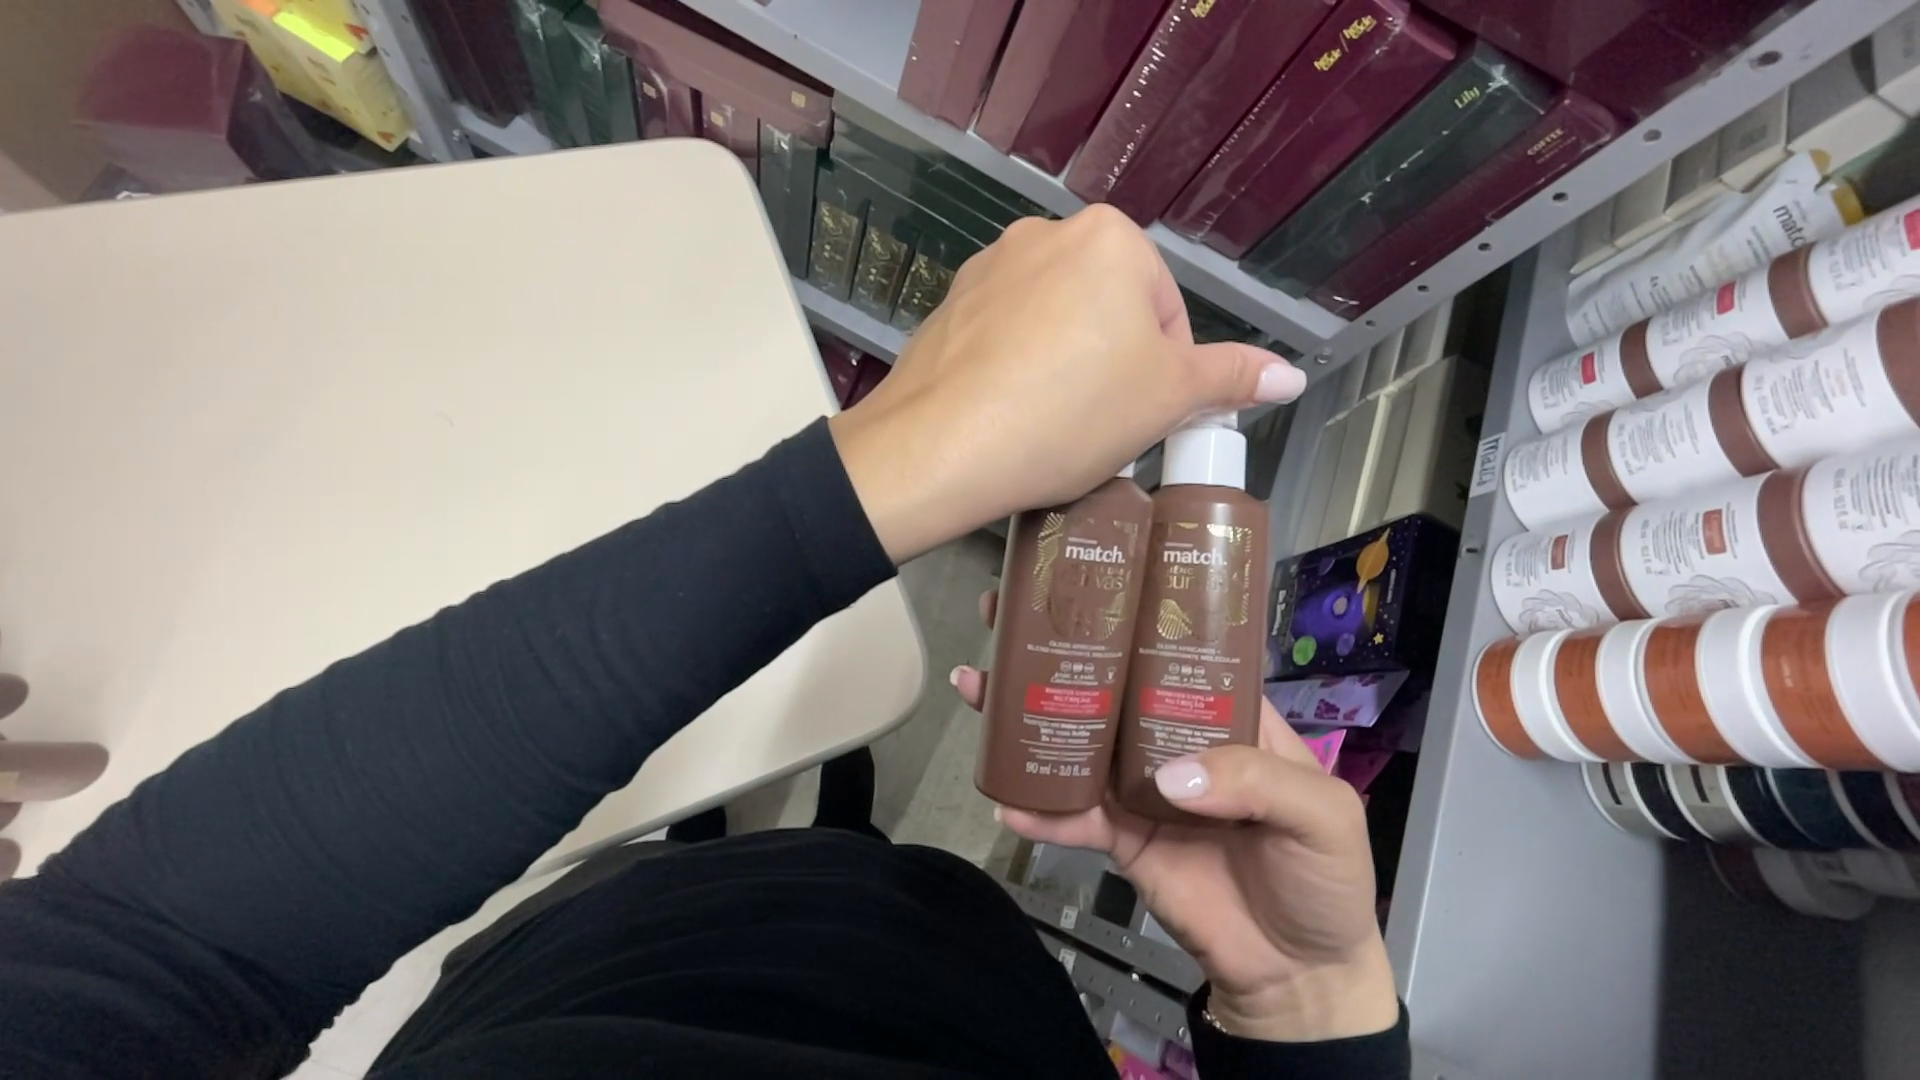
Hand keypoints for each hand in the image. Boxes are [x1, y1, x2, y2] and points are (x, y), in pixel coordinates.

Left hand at [827, 206, 1306, 562]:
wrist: (940, 446)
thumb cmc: (1070, 414)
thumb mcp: (1166, 400)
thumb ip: (1231, 379)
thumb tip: (1292, 376)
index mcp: (1110, 238)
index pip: (1167, 315)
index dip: (1163, 378)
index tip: (1137, 421)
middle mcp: (1044, 234)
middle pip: (1109, 315)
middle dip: (1112, 371)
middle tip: (1095, 428)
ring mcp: (986, 268)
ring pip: (1055, 327)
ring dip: (1065, 371)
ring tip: (1049, 426)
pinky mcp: (947, 308)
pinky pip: (1004, 340)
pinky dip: (1016, 372)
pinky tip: (1008, 416)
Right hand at [956, 590, 1398, 1042]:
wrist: (1295, 972)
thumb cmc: (1324, 877)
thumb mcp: (1319, 814)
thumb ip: (1254, 782)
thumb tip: (1164, 777)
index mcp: (1224, 712)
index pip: (1174, 648)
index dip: (1131, 614)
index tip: (1084, 581)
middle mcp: (1172, 735)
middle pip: (1107, 682)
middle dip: (1055, 648)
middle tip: (1001, 614)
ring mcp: (1138, 784)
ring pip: (1075, 738)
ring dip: (1026, 713)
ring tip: (975, 682)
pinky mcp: (1118, 834)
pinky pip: (1071, 817)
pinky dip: (1037, 808)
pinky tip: (1002, 795)